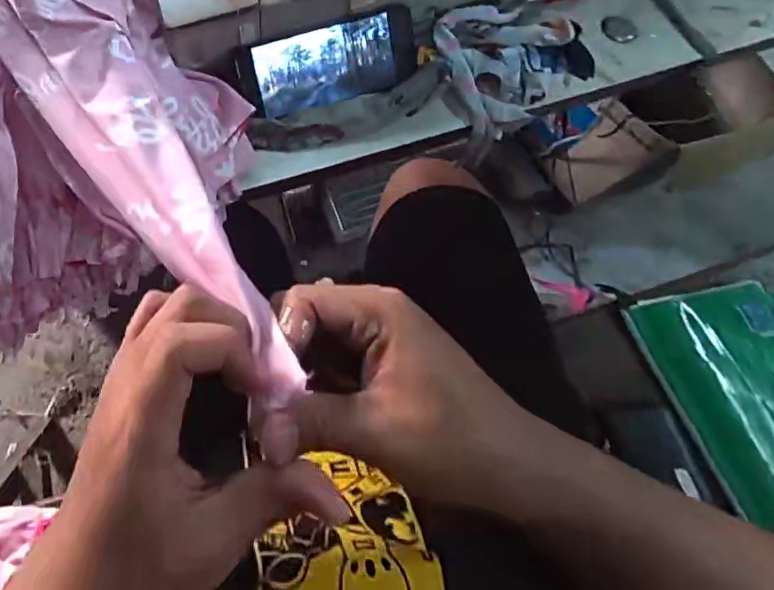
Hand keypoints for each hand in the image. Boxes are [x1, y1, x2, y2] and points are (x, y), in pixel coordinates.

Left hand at [11, 287, 348, 589]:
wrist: (79, 575)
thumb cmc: (140, 561)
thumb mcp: (211, 541)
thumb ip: (271, 499)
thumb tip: (340, 501)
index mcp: (142, 415)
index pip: (181, 341)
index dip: (233, 350)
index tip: (262, 391)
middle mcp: (125, 379)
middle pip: (179, 306)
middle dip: (230, 326)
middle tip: (256, 374)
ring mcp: (118, 372)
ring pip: (165, 304)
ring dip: (211, 319)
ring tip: (237, 363)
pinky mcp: (120, 376)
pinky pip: (152, 319)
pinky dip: (189, 322)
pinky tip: (210, 364)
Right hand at [264, 282, 556, 517]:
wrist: (516, 473)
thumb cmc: (453, 443)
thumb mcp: (378, 431)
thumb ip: (312, 420)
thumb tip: (257, 432)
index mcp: (377, 307)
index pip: (303, 299)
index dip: (277, 339)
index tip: (262, 389)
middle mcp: (372, 311)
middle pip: (305, 318)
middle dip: (280, 360)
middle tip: (262, 407)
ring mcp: (376, 339)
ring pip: (315, 345)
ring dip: (294, 379)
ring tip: (273, 418)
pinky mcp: (377, 367)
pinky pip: (331, 367)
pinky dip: (312, 390)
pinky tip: (297, 419)